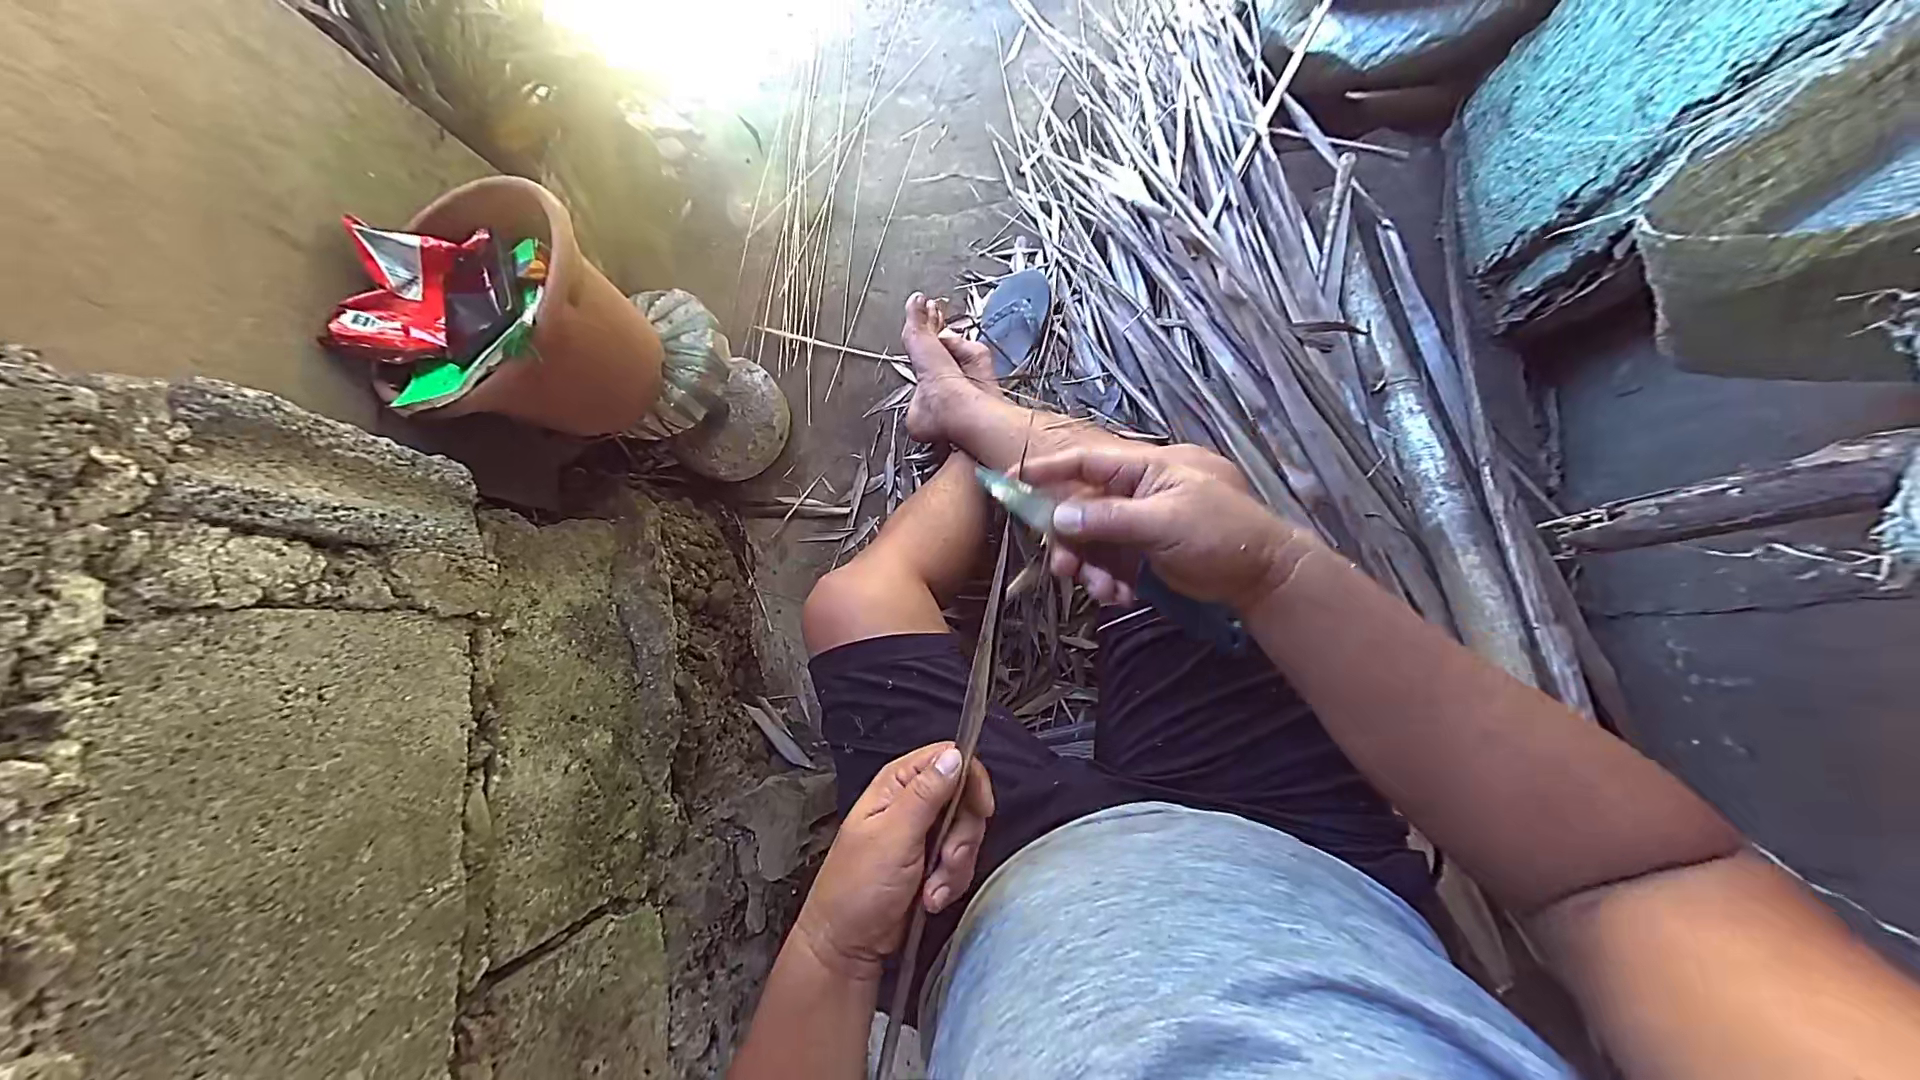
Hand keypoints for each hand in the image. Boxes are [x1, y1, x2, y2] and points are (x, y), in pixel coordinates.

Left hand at [795, 743, 993, 980]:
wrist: (848, 945)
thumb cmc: (856, 890)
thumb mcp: (894, 837)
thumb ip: (926, 794)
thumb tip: (954, 756)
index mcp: (897, 783)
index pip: (949, 758)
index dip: (970, 780)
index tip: (979, 810)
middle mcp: (912, 801)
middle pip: (965, 797)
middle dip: (962, 835)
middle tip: (945, 858)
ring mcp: (923, 831)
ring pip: (966, 831)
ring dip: (955, 865)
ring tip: (930, 888)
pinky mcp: (931, 858)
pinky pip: (961, 859)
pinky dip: (951, 881)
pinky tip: (930, 896)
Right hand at [1019, 443, 1318, 609]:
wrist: (1263, 576)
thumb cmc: (1222, 533)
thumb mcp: (1164, 521)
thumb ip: (1109, 518)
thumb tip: (1058, 517)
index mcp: (1143, 470)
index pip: (1086, 463)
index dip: (1047, 471)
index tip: (1012, 483)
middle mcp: (1133, 494)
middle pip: (1080, 510)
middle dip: (1069, 542)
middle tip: (1063, 568)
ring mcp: (1136, 525)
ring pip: (1091, 542)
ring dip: (1089, 569)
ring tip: (1103, 591)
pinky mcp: (1140, 554)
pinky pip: (1108, 564)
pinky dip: (1108, 581)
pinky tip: (1121, 596)